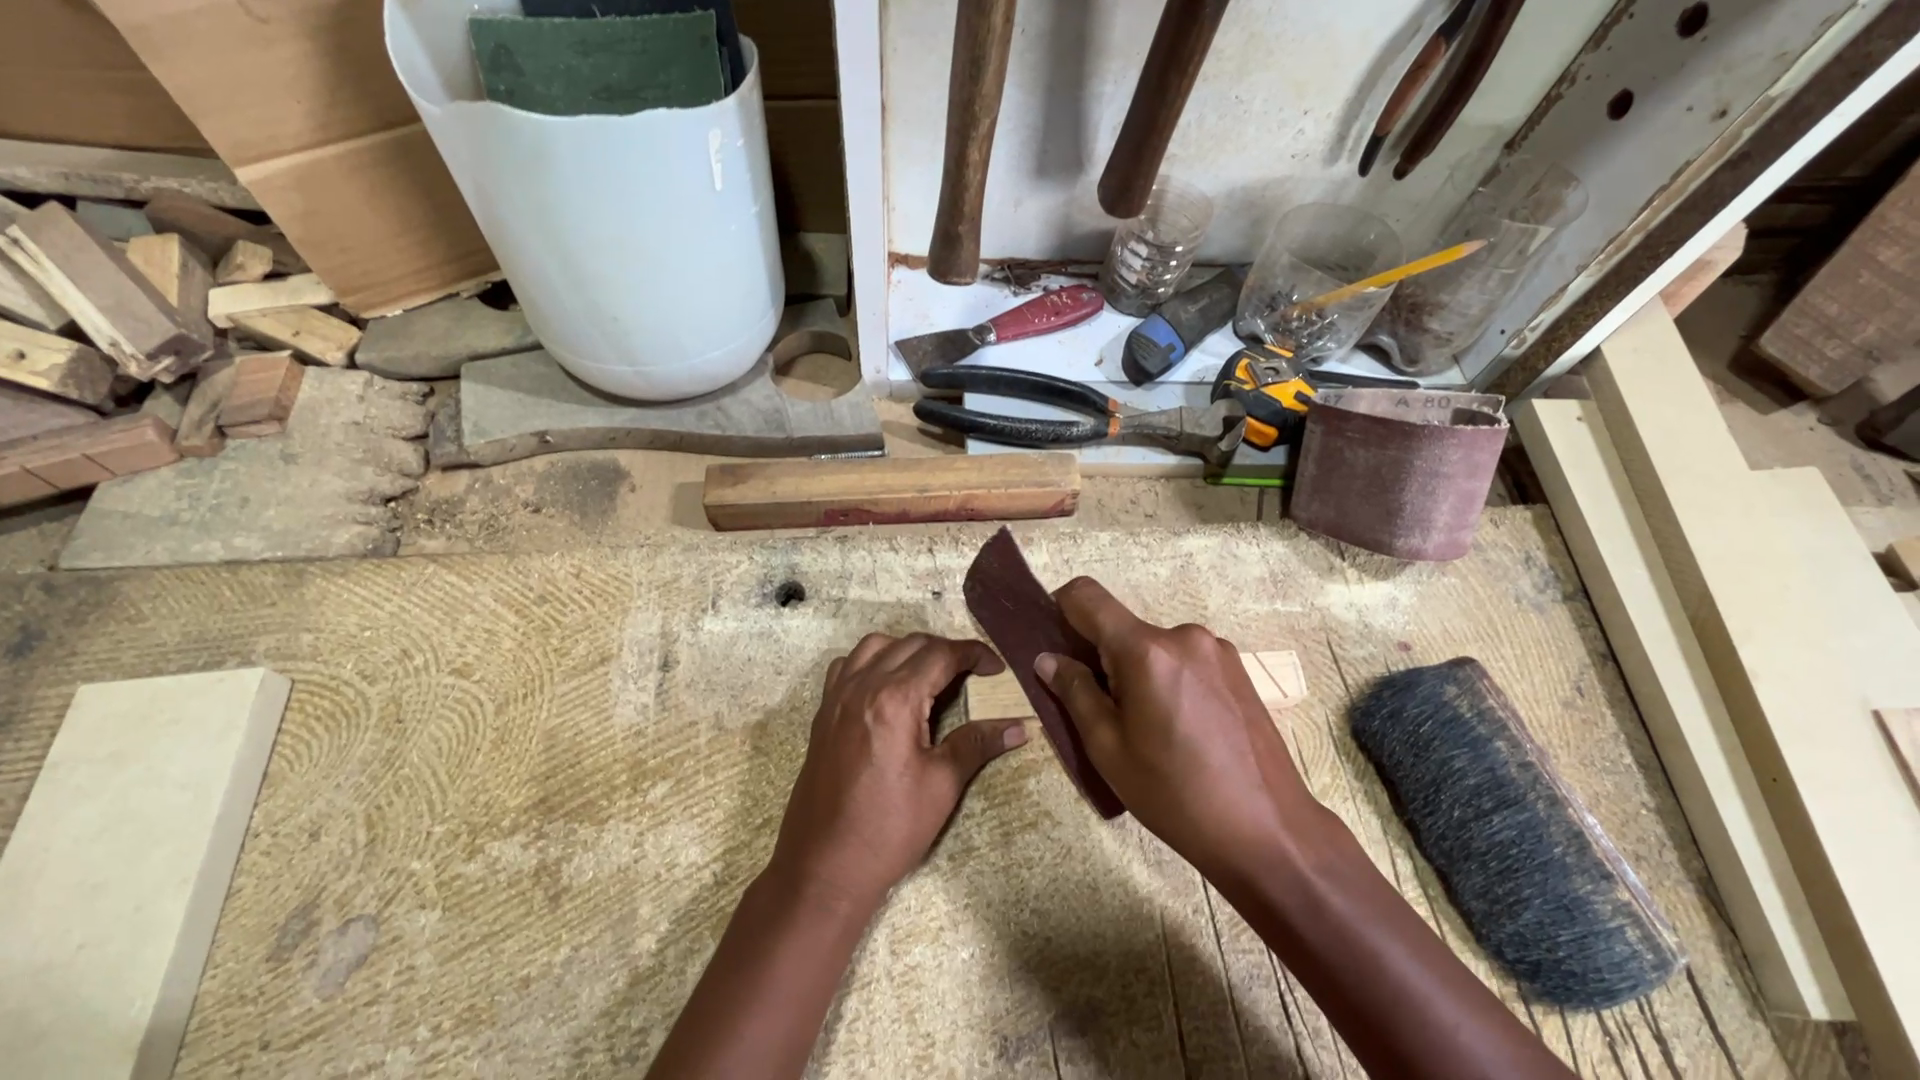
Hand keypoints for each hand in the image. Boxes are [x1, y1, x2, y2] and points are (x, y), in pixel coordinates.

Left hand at [767, 633, 1028, 907]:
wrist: (824, 865)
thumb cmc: (889, 829)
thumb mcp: (942, 786)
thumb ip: (977, 744)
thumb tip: (1019, 727)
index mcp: (894, 699)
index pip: (940, 655)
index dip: (974, 655)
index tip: (996, 668)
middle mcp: (862, 686)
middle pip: (911, 644)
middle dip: (946, 650)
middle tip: (972, 674)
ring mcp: (836, 697)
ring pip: (876, 645)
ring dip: (908, 649)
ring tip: (931, 675)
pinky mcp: (823, 714)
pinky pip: (848, 666)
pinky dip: (873, 661)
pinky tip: (887, 686)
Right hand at [1035, 578, 1326, 878]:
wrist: (1267, 828)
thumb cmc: (1175, 794)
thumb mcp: (1108, 748)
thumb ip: (1075, 693)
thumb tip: (1048, 659)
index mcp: (1146, 650)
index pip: (1087, 596)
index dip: (1059, 610)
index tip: (1054, 648)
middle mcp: (1184, 636)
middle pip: (1122, 629)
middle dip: (1101, 660)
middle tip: (1100, 714)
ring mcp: (1217, 651)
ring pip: (1154, 649)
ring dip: (1136, 674)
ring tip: (1145, 732)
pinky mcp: (1238, 670)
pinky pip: (1184, 662)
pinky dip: (1167, 682)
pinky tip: (1179, 732)